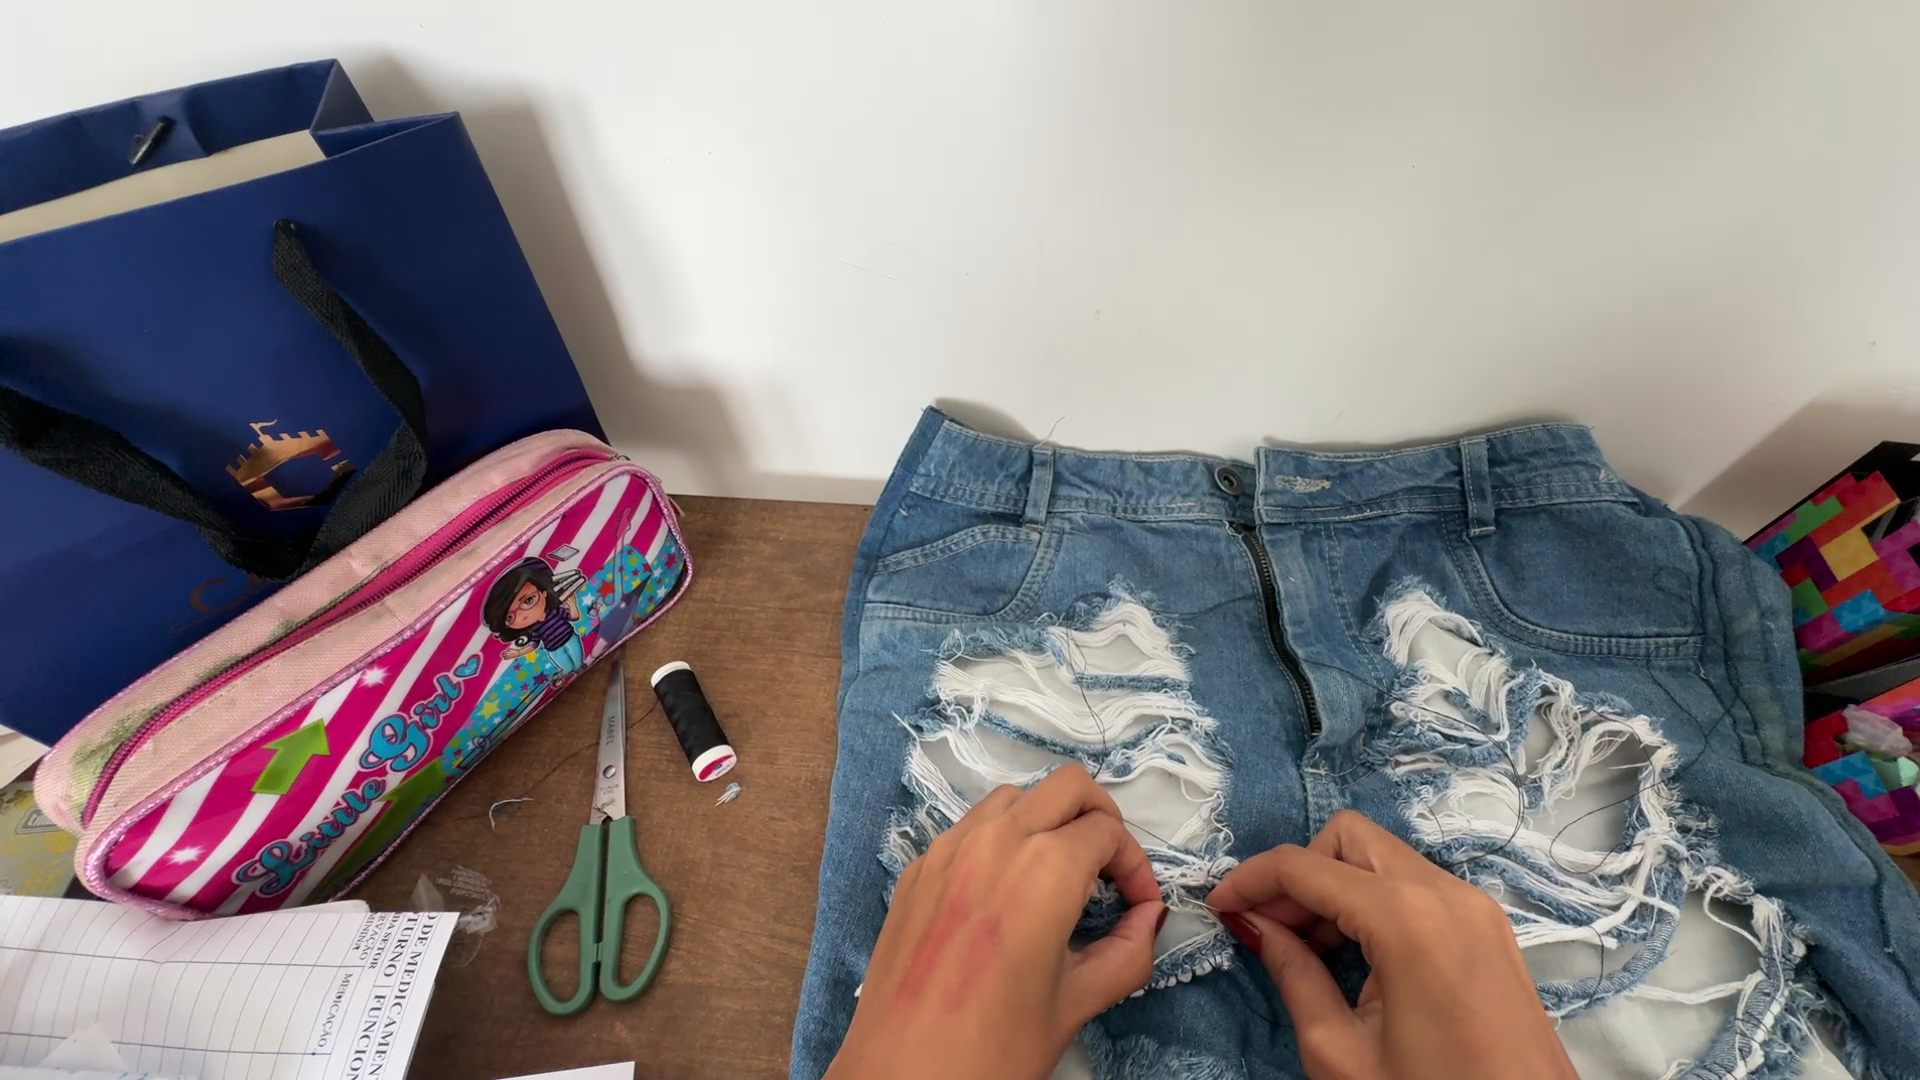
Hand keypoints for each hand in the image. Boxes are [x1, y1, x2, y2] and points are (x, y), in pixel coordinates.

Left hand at [827, 766, 1167, 1079]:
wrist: (899, 1078)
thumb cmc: (994, 1050)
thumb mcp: (1075, 1004)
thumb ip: (1127, 953)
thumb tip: (1150, 917)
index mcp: (1044, 869)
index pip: (1108, 831)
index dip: (1135, 866)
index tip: (1139, 905)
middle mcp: (997, 838)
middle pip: (1067, 785)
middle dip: (1100, 817)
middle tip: (1108, 869)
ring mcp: (951, 844)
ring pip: (1015, 796)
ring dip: (1048, 819)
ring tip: (1057, 874)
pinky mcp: (920, 863)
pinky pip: (972, 825)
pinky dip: (1002, 836)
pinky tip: (1004, 889)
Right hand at [1206, 810, 1575, 1079]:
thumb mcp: (1341, 1053)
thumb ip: (1291, 972)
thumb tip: (1251, 922)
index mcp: (1406, 918)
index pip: (1303, 867)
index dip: (1249, 879)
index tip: (1219, 906)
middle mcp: (1444, 892)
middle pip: (1345, 838)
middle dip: (1297, 874)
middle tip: (1271, 927)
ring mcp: (1474, 907)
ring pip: (1377, 856)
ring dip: (1332, 885)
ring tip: (1307, 947)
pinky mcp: (1488, 928)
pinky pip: (1410, 883)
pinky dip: (1368, 900)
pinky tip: (1352, 953)